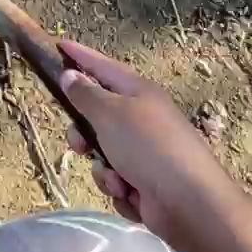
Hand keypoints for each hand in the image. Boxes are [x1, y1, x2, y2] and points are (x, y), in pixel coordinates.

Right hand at [57, 39, 243, 241]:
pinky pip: (117, 178)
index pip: (102, 66)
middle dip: (84, 132)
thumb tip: (70, 75)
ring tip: (114, 178)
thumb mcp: (109, 114)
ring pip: (103, 151)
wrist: (193, 206)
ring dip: (103, 166)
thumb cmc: (148, 148)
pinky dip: (119, 186)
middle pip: (98, 115)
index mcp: (138, 93)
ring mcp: (146, 153)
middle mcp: (143, 119)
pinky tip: (130, 193)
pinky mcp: (147, 183)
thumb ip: (85, 94)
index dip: (79, 55)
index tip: (59, 45)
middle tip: (79, 143)